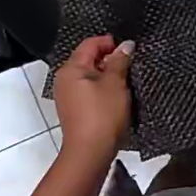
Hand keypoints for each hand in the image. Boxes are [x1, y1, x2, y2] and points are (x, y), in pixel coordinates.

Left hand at [54, 35, 134, 157]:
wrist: (90, 152)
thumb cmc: (103, 114)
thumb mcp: (115, 83)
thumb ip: (120, 60)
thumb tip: (126, 45)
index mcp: (71, 68)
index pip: (90, 44)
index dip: (110, 43)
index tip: (129, 50)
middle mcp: (65, 79)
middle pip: (88, 59)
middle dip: (110, 60)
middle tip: (130, 66)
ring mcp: (67, 96)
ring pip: (90, 76)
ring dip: (108, 75)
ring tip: (126, 82)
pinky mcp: (74, 110)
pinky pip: (89, 90)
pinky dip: (102, 89)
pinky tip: (117, 97)